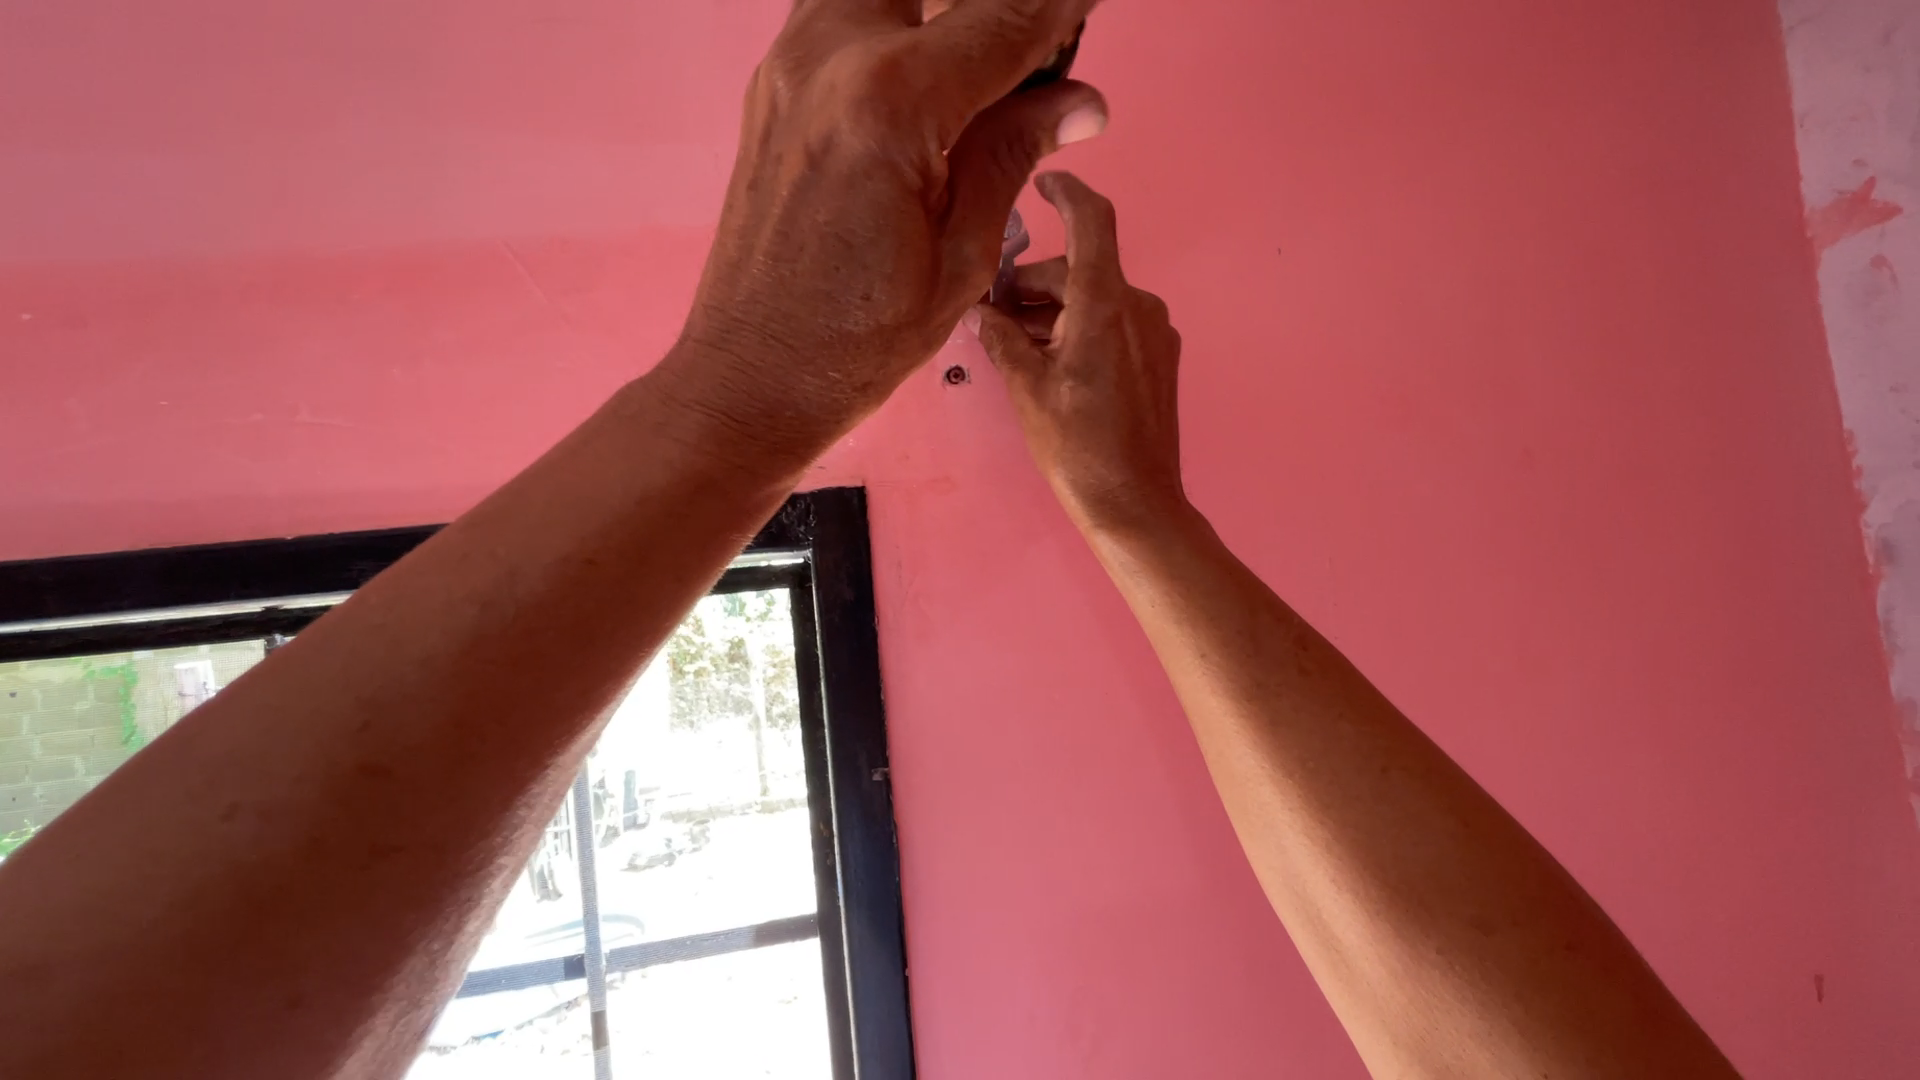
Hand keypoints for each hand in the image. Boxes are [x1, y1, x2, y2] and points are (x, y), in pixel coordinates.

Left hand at [671, 0, 1107, 458]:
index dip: (1059, 10)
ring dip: (939, 18)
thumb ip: (1011, 157)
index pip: (1001, 21)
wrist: (755, 374)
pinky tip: (923, 89)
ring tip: (979, 80)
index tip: (1088, 6)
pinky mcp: (770, 91)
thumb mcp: (960, 262)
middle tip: (1033, 56)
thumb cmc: (858, 342)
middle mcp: (828, 58)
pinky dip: (893, 32)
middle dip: (992, 12)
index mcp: (890, 104)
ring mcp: (787, 67)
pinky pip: (841, 20)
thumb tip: (1076, 102)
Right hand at [974, 172, 1189, 534]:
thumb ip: (1003, 338)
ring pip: (1097, 300)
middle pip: (1082, 271)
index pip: (1092, 221)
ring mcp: (1156, 334)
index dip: (1067, 192)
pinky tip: (1055, 362)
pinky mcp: (1160, 360)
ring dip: (1056, 311)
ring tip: (1018, 344)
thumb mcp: (1027, 389)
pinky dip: (1082, 329)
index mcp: (1105, 303)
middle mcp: (1139, 307)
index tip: (1043, 185)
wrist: (1134, 503)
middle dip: (1035, 284)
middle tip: (995, 312)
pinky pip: (1116, 326)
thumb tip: (981, 310)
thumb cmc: (1075, 446)